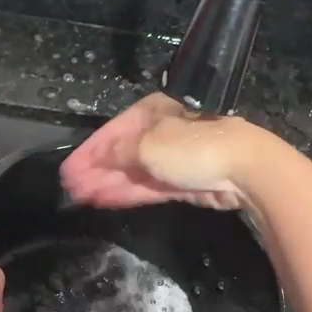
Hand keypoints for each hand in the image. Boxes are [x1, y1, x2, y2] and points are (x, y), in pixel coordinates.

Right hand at [58, 92, 273, 209]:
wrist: (243, 168)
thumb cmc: (193, 147)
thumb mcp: (148, 144)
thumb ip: (119, 152)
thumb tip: (101, 157)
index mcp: (154, 112)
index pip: (112, 132)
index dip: (89, 151)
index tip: (68, 170)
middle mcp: (162, 133)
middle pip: (121, 153)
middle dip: (95, 170)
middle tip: (69, 188)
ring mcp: (173, 160)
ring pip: (132, 173)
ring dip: (106, 184)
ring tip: (81, 197)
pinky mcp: (182, 185)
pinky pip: (147, 188)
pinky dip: (126, 193)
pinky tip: (105, 200)